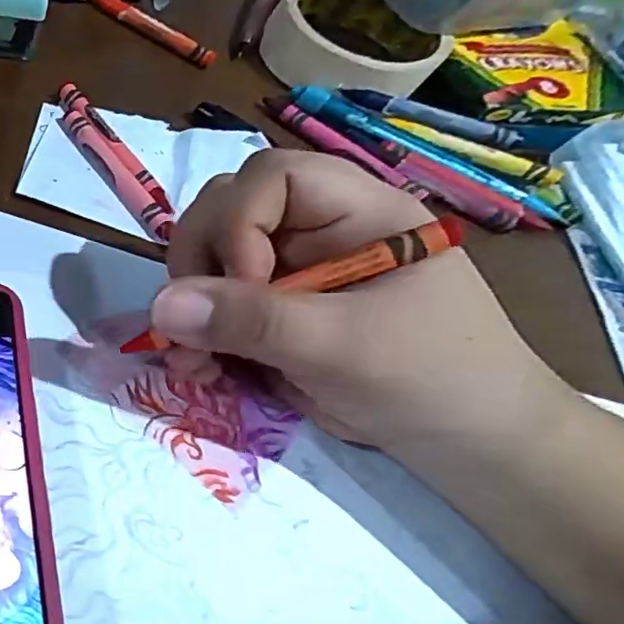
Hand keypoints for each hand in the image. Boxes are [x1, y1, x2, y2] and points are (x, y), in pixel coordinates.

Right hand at [150, 148, 568, 451]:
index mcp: (354, 213)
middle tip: (197, 320)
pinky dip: (192, 336)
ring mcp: (286, 273)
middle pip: (223, 210)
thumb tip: (159, 305)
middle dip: (197, 263)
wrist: (464, 445)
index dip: (240, 222)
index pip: (271, 178)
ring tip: (192, 360)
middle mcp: (312, 233)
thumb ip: (252, 321)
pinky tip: (199, 370)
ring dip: (186, 308)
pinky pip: (207, 306)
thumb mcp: (342, 347)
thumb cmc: (431, 379)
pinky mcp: (267, 313)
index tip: (247, 284)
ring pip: (204, 260)